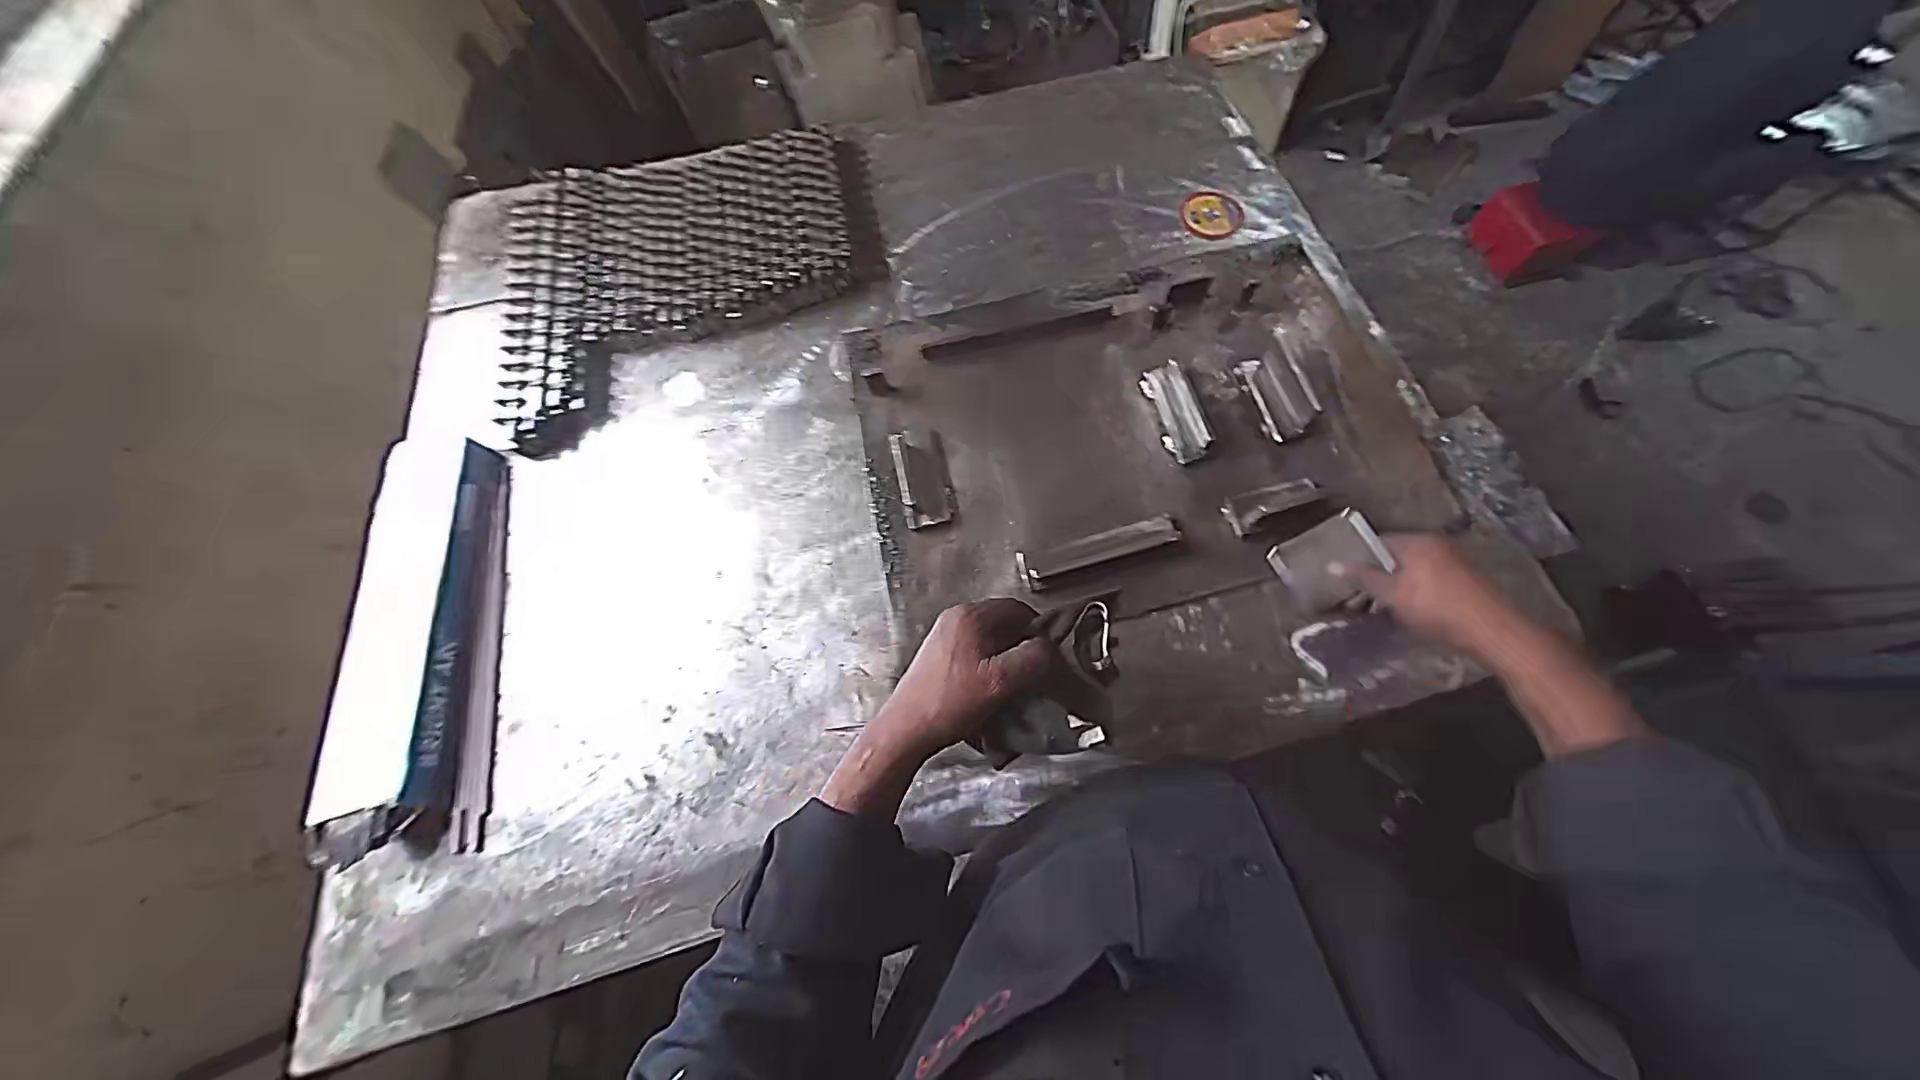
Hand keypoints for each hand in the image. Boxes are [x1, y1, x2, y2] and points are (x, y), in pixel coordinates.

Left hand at [869, 599, 1055, 758]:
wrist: (906, 730)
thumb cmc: (949, 704)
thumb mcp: (1001, 682)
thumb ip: (1033, 659)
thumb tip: (1049, 647)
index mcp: (969, 616)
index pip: (1018, 608)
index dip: (1038, 630)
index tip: (1047, 655)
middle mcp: (955, 619)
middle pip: (1004, 622)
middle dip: (1022, 644)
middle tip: (1031, 672)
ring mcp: (945, 636)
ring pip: (991, 638)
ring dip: (1006, 657)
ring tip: (1011, 684)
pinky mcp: (940, 655)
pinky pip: (976, 650)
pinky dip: (989, 665)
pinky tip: (989, 688)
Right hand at [1340, 535, 1526, 658]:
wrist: (1491, 631)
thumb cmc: (1435, 608)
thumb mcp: (1391, 593)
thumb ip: (1362, 577)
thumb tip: (1330, 564)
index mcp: (1417, 542)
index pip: (1376, 541)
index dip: (1358, 558)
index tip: (1346, 577)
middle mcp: (1436, 545)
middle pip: (1394, 556)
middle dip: (1377, 574)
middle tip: (1360, 595)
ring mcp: (1453, 562)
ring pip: (1411, 569)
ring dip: (1395, 585)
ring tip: (1380, 606)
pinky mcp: (1463, 580)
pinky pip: (1427, 579)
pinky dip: (1414, 591)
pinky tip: (1407, 609)